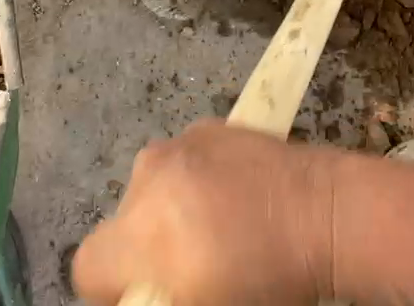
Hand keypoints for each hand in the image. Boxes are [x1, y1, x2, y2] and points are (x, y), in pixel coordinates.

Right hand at [73, 120, 340, 305]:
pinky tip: (230, 195)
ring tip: (214, 226)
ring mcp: (178, 143)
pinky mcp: (205, 126)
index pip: (88, 265)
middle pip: (121, 223)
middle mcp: (149, 177)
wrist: (326, 213)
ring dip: (166, 210)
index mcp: (143, 231)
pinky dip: (191, 179)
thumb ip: (159, 297)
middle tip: (187, 267)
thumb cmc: (269, 278)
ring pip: (149, 188)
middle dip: (143, 248)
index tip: (144, 296)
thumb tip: (143, 293)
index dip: (109, 290)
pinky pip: (179, 162)